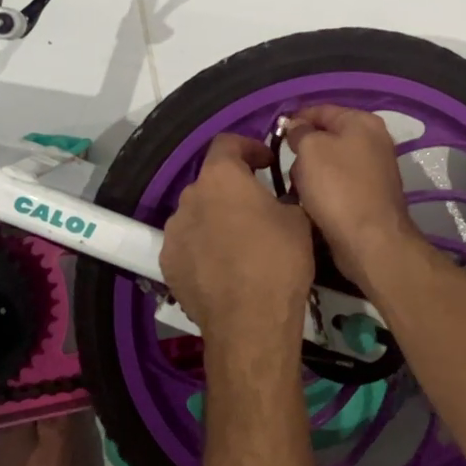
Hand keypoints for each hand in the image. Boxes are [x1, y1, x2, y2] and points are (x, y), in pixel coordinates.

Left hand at [160, 133, 314, 341]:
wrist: (250, 322)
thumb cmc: (279, 260)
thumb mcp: (297, 219)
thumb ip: (282, 198)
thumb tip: (276, 200)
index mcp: (221, 177)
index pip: (227, 143)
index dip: (248, 146)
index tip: (266, 163)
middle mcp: (190, 197)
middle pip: (211, 182)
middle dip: (232, 188)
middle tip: (257, 207)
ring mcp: (174, 232)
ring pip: (197, 214)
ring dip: (215, 218)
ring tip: (239, 242)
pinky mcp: (167, 264)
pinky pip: (188, 244)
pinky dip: (203, 247)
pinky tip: (222, 267)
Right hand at [284, 104, 423, 289]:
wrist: (370, 240)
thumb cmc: (337, 186)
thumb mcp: (310, 149)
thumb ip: (300, 131)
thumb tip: (296, 126)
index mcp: (362, 122)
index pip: (321, 110)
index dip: (295, 119)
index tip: (274, 135)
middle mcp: (373, 141)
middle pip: (327, 137)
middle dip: (304, 150)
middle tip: (287, 165)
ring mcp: (374, 170)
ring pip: (330, 164)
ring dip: (311, 174)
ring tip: (298, 189)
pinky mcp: (370, 196)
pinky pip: (338, 185)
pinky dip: (324, 192)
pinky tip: (311, 204)